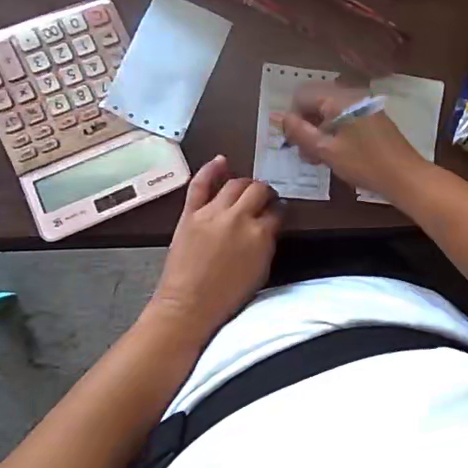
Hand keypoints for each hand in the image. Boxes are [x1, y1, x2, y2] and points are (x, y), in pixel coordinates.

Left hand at [148, 155, 281, 336]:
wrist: (188, 305)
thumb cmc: (227, 296)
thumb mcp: (260, 271)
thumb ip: (266, 243)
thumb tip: (268, 226)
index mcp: (260, 235)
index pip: (277, 210)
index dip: (279, 209)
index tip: (278, 210)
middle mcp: (238, 218)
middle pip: (258, 190)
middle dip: (265, 192)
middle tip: (265, 197)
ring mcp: (212, 213)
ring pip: (235, 183)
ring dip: (245, 183)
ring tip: (247, 187)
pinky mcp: (190, 213)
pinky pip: (200, 184)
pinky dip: (211, 169)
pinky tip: (221, 161)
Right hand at [277, 83, 429, 197]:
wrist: (405, 175)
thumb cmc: (363, 163)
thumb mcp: (326, 150)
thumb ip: (299, 132)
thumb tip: (279, 117)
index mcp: (338, 99)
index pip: (301, 96)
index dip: (292, 119)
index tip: (294, 143)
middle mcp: (351, 95)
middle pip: (316, 102)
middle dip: (306, 126)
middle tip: (305, 154)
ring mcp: (364, 105)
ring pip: (330, 112)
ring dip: (319, 132)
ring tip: (319, 158)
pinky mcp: (372, 117)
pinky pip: (345, 118)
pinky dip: (335, 133)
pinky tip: (336, 154)